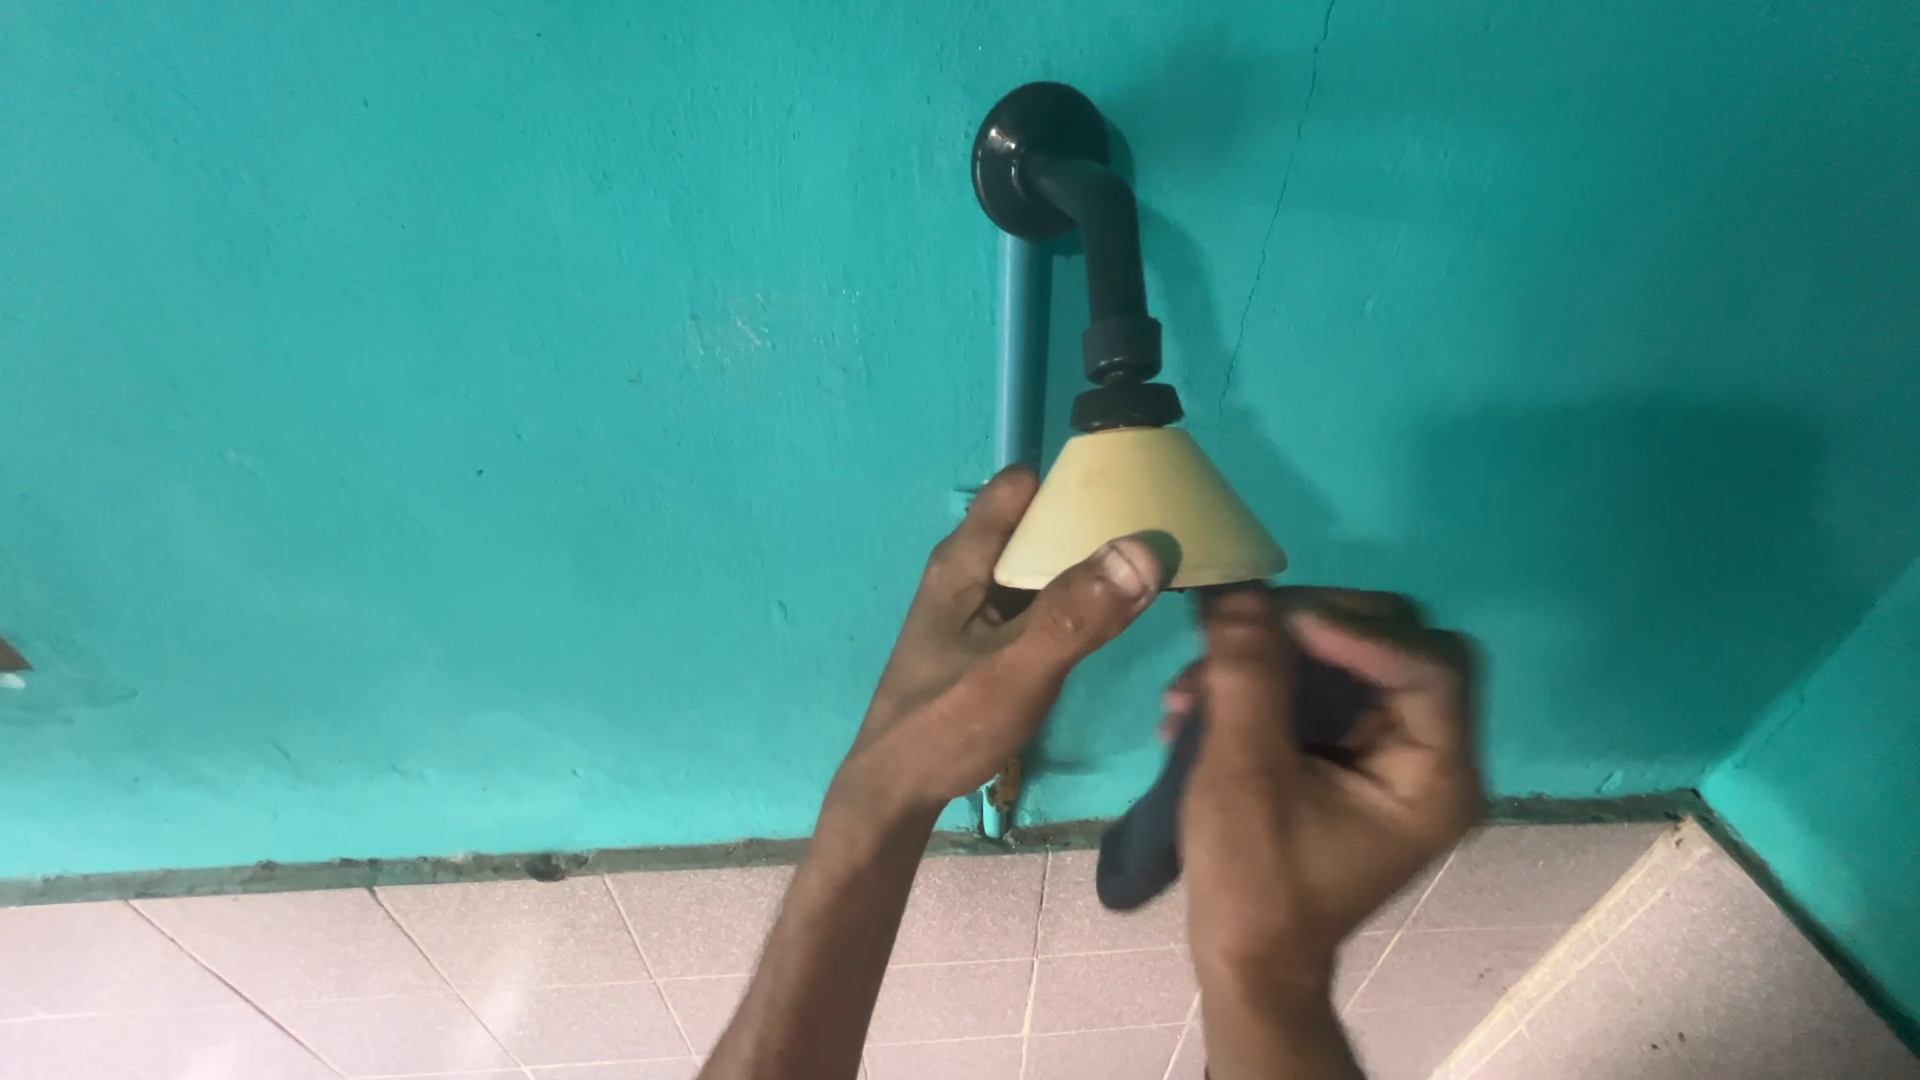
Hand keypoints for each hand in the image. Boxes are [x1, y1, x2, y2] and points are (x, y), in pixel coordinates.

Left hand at [834, 466, 1169, 816]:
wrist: (898, 791)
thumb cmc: (945, 726)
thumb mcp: (1014, 670)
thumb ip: (1075, 615)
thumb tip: (1145, 549)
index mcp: (964, 559)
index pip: (1021, 485)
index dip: (1072, 480)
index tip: (1135, 489)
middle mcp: (971, 568)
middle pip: (1038, 520)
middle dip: (1093, 521)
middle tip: (1163, 534)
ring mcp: (982, 603)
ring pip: (1044, 561)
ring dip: (1090, 562)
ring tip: (1155, 567)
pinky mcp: (993, 635)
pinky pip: (1043, 597)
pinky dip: (1078, 596)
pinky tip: (1117, 611)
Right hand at [1177, 587, 1483, 986]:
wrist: (1242, 949)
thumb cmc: (1254, 877)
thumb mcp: (1244, 771)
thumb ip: (1246, 676)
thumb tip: (1235, 587)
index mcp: (1433, 774)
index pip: (1427, 666)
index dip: (1356, 631)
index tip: (1275, 621)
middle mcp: (1423, 751)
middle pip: (1387, 643)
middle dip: (1300, 631)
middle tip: (1231, 629)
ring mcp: (1379, 747)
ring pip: (1337, 656)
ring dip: (1258, 658)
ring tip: (1185, 690)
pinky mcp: (1337, 748)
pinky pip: (1305, 684)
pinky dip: (1250, 682)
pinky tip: (1190, 707)